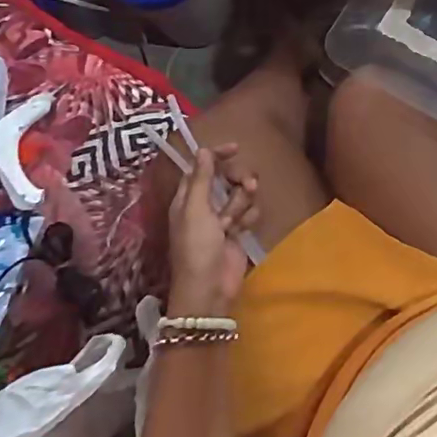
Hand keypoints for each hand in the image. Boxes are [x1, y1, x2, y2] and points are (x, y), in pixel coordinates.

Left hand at [166, 145, 259, 316]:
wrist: (209, 287)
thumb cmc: (197, 247)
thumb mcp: (196, 209)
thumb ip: (201, 179)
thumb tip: (203, 150)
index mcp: (187, 198)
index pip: (201, 167)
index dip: (216, 156)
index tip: (236, 148)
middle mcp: (203, 205)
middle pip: (225, 178)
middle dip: (238, 178)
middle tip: (247, 184)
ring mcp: (221, 219)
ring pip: (240, 194)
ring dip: (243, 201)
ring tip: (237, 217)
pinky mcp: (237, 232)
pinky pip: (249, 213)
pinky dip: (249, 217)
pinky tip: (244, 228)